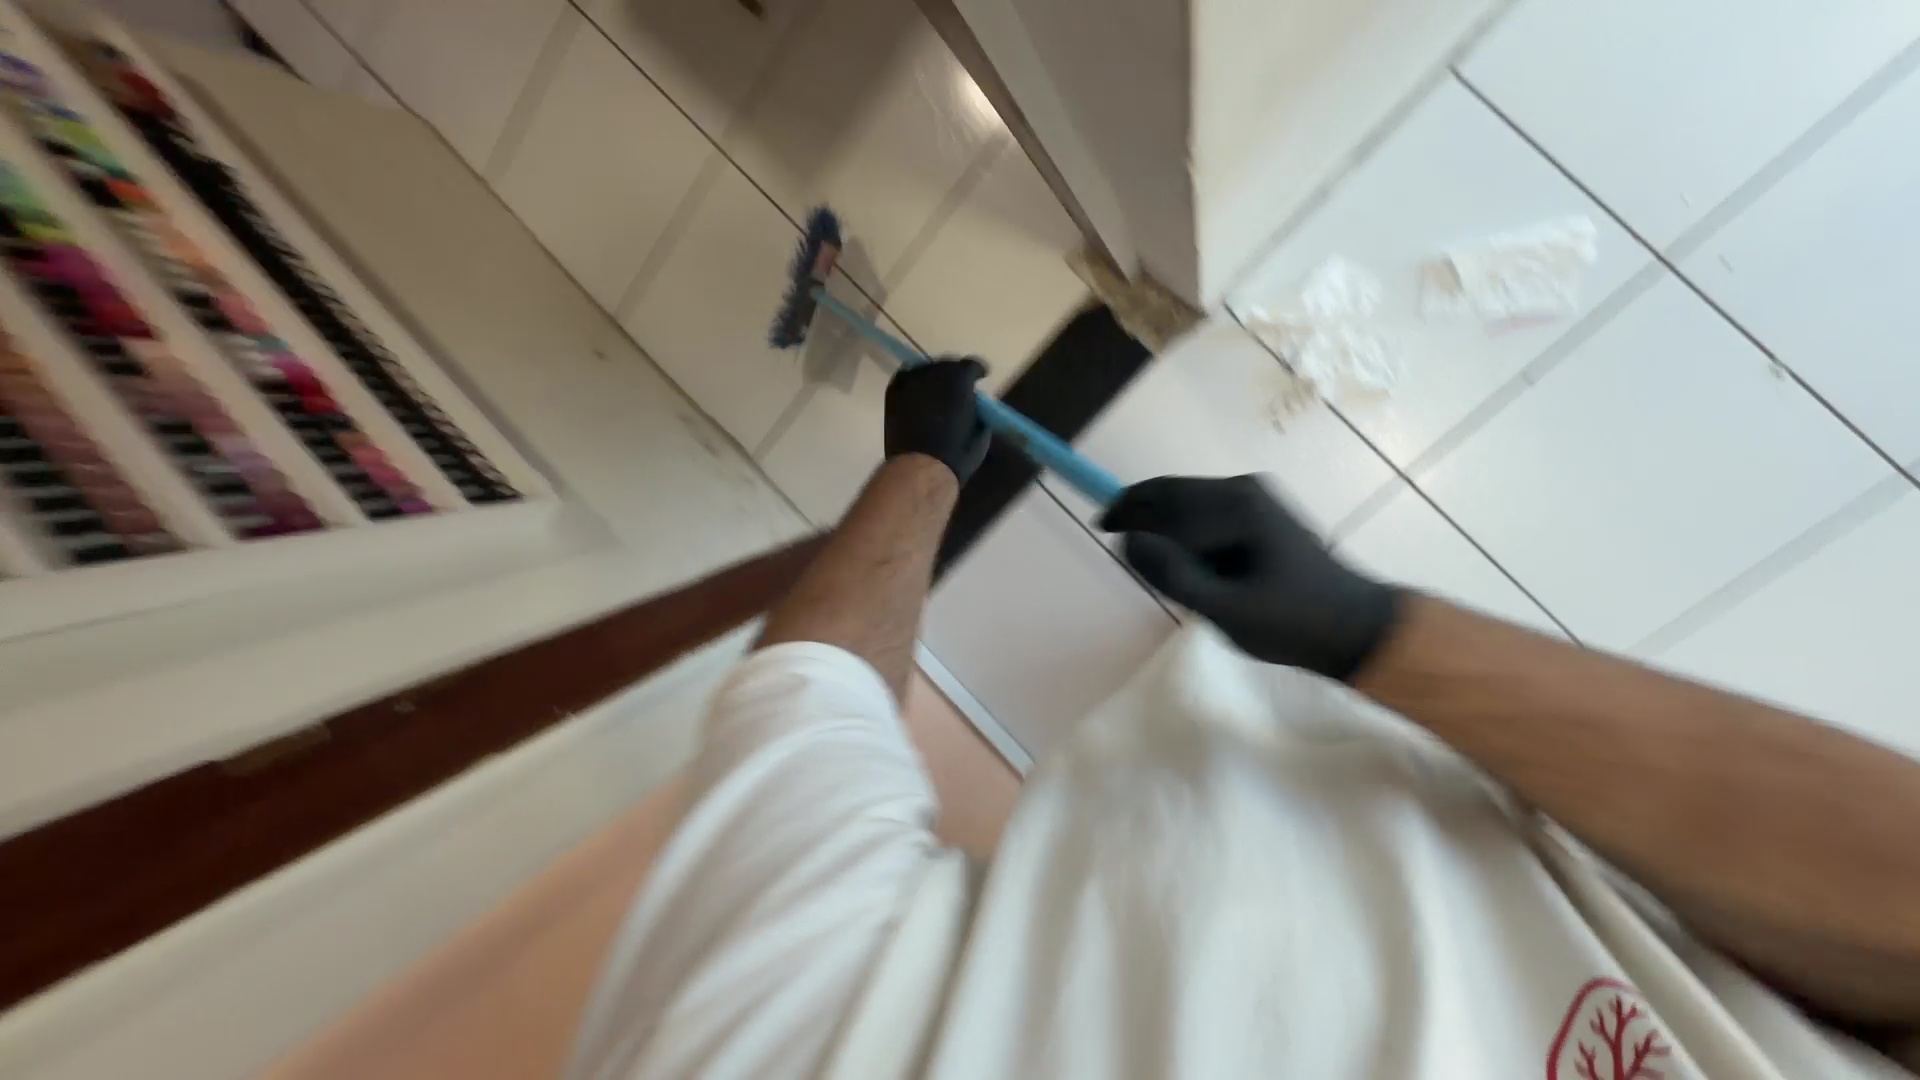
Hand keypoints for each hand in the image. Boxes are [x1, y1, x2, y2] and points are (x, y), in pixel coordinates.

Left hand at [885, 357, 991, 482]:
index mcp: (960, 380)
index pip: (971, 365)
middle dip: (955, 374)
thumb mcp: (980, 433)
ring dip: (934, 377)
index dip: (978, 371)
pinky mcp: (893, 392)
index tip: (981, 378)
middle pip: (948, 364)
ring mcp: (911, 381)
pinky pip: (904, 378)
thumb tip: (975, 409)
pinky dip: (913, 382)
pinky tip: (917, 392)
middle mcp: (935, 373)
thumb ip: (979, 413)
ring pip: (925, 369)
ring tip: (937, 390)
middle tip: (958, 388)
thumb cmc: (956, 455)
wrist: (921, 468)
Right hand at [1099, 475, 1398, 680]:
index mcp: (1238, 507)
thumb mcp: (1226, 610)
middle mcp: (1244, 490)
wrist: (1356, 628)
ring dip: (1166, 528)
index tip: (1101, 528)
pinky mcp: (1260, 511)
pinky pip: (1205, 513)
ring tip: (1166, 572)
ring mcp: (1255, 497)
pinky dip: (1187, 534)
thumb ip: (1174, 576)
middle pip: (1173, 493)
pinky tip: (1194, 567)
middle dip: (1144, 516)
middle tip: (1123, 546)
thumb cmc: (1293, 623)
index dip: (1127, 511)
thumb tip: (1128, 540)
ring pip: (1187, 503)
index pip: (1164, 502)